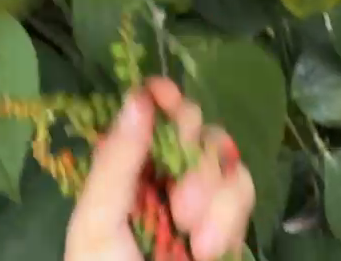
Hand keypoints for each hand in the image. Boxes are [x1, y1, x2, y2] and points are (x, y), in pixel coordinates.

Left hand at [66, 79, 254, 260]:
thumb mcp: (96, 226)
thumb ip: (116, 161)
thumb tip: (139, 94)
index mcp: (125, 170)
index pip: (147, 112)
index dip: (160, 96)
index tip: (166, 94)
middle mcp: (164, 174)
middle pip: (191, 124)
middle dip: (189, 150)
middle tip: (176, 193)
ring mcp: (200, 197)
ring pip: (222, 151)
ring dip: (210, 190)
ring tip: (193, 238)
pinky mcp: (231, 220)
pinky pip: (243, 185)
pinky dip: (230, 214)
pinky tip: (209, 247)